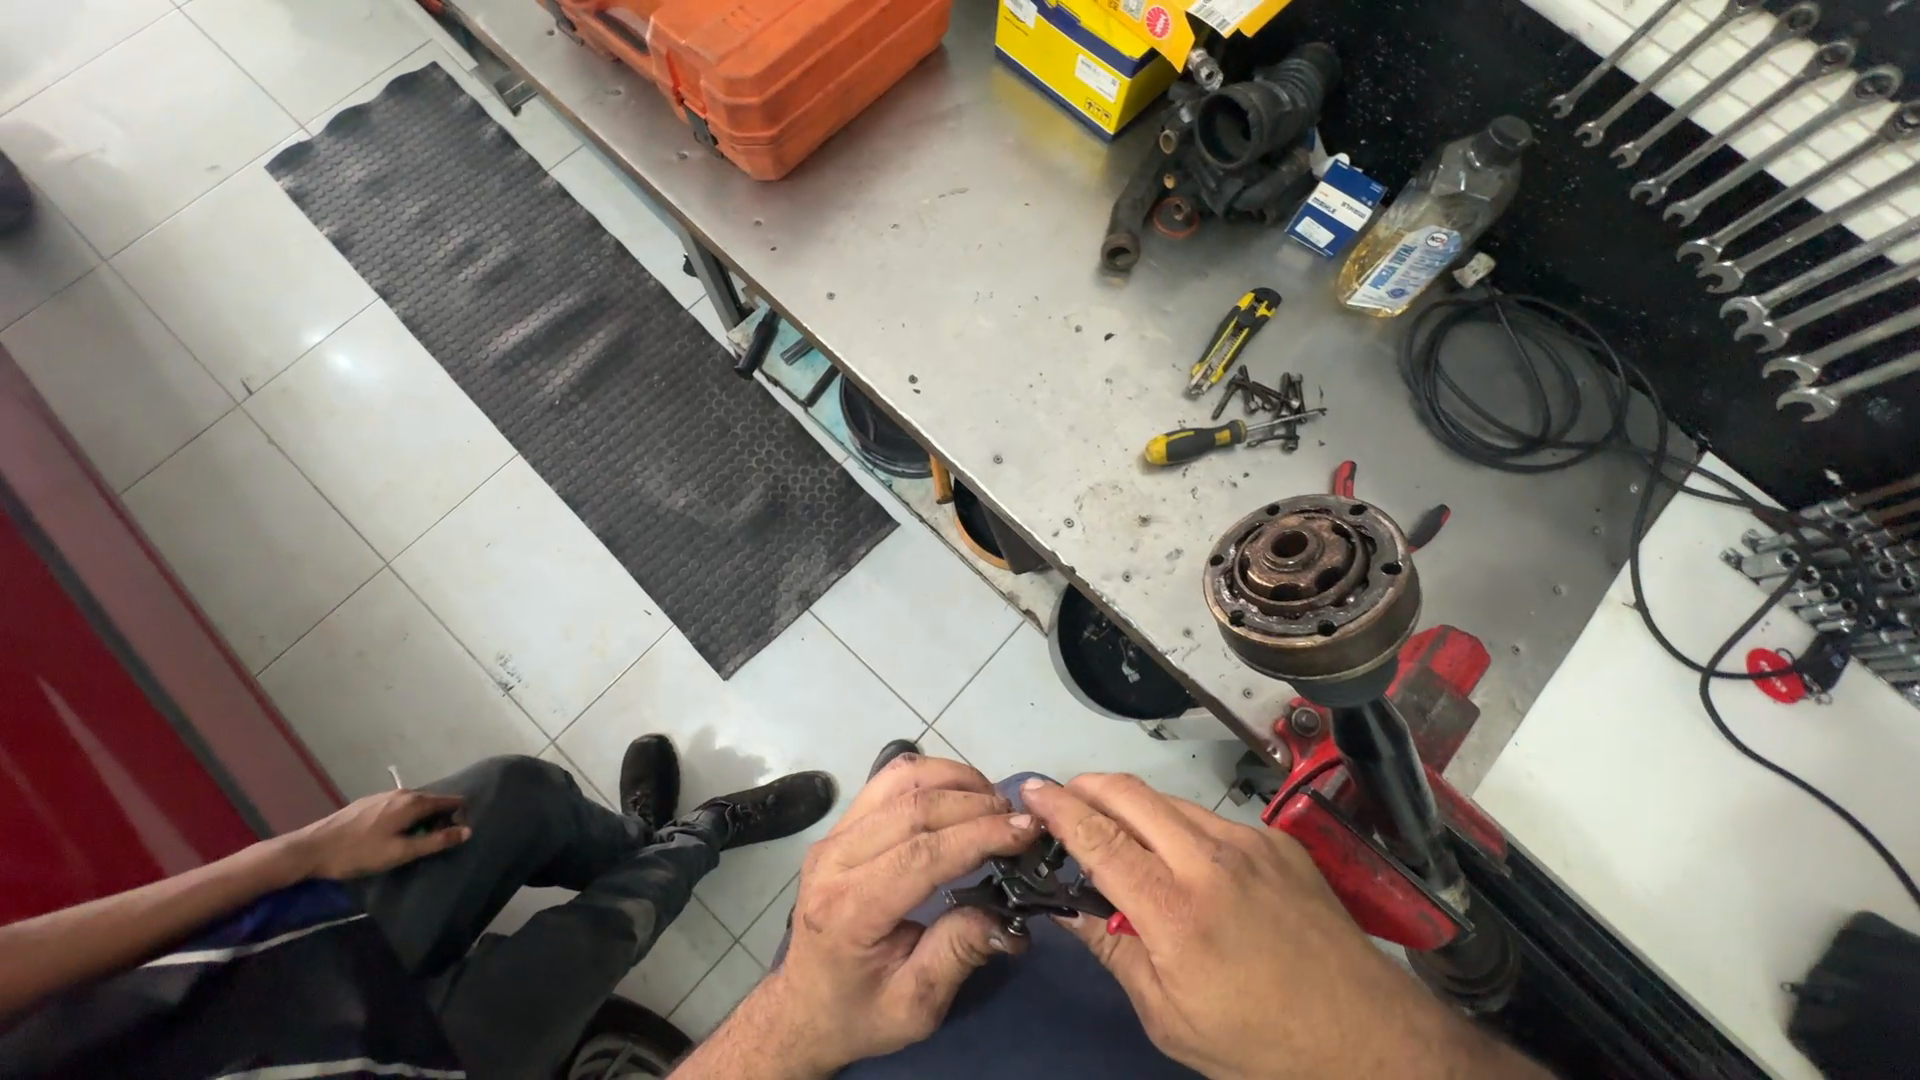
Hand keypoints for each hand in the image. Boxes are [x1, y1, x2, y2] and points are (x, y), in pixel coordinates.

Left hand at [275, 789, 471, 880]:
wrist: (309, 849)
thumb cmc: (358, 853)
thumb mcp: (400, 852)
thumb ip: (436, 841)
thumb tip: (468, 831)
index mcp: (415, 802)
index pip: (453, 801)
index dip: (457, 818)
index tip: (448, 838)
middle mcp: (404, 792)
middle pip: (434, 801)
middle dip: (438, 819)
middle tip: (426, 844)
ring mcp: (384, 795)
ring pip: (415, 804)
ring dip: (419, 819)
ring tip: (406, 842)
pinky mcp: (368, 802)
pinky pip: (398, 806)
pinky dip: (403, 817)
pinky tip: (386, 835)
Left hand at [745, 755, 1040, 1073]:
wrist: (803, 1007)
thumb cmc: (860, 1012)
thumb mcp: (914, 1007)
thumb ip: (957, 955)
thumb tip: (1006, 917)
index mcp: (849, 910)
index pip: (921, 854)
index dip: (978, 835)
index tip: (1026, 830)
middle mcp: (834, 860)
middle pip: (913, 808)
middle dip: (976, 805)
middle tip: (1021, 820)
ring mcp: (834, 836)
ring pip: (900, 780)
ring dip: (955, 780)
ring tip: (995, 805)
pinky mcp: (841, 826)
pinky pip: (889, 782)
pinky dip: (933, 777)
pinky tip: (962, 796)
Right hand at [1024, 774, 1545, 1079]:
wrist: (1366, 1037)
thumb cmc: (1257, 1043)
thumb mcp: (1168, 1017)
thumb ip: (1113, 950)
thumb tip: (1069, 907)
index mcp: (1174, 911)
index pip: (1098, 839)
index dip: (1058, 808)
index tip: (1032, 789)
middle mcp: (1208, 860)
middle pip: (1129, 794)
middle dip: (1086, 786)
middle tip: (1065, 799)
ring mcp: (1248, 843)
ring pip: (1167, 799)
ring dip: (1131, 805)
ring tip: (1119, 832)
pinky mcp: (1277, 840)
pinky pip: (1210, 819)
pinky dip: (1180, 827)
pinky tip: (1185, 861)